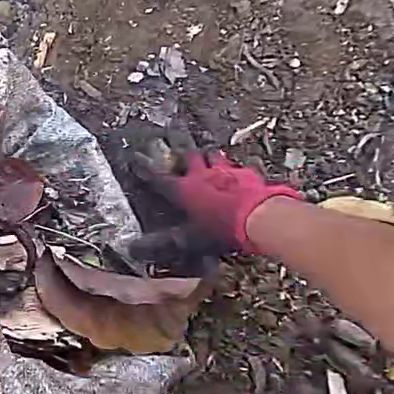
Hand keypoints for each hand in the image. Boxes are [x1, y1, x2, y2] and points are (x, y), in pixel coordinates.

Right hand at [138, 148, 302, 253]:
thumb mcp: (190, 241)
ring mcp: (225, 171)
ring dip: (207, 155)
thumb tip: (133, 249)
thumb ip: (165, 243)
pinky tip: (237, 172)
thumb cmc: (221, 229)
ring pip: (212, 155)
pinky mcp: (247, 174)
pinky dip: (234, 169)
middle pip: (187, 155)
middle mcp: (201, 175)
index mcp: (183, 190)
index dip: (145, 169)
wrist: (261, 217)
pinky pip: (237, 167)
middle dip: (180, 150)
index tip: (135, 159)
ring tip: (205, 154)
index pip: (158, 177)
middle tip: (175, 144)